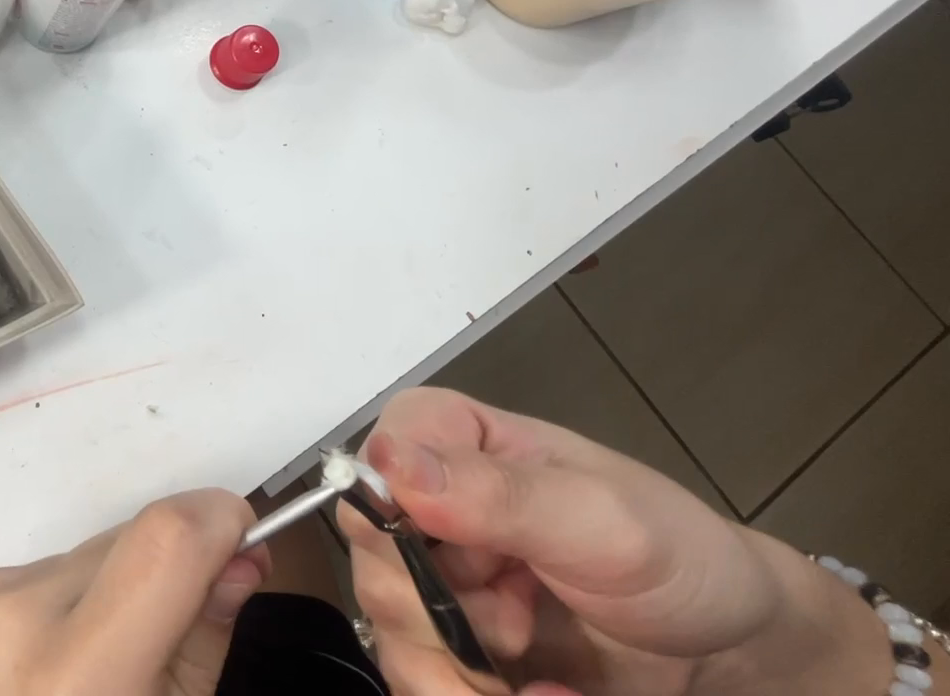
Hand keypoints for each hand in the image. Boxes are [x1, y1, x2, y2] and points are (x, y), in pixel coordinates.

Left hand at [0, 488, 270, 695]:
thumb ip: (203, 641)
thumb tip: (239, 557)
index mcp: (78, 672)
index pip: (163, 540)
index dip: (218, 518)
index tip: (246, 538)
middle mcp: (22, 613)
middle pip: (131, 539)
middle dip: (177, 564)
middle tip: (190, 620)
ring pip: (94, 551)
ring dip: (124, 584)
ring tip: (112, 658)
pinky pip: (53, 568)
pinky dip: (80, 596)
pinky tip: (68, 653)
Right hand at [342, 388, 891, 695]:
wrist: (738, 658)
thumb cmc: (680, 562)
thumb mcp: (604, 523)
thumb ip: (498, 492)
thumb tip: (386, 460)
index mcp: (448, 438)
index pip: (374, 457)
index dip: (401, 513)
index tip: (474, 560)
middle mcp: (419, 498)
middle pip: (371, 550)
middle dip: (444, 607)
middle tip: (519, 621)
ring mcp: (427, 571)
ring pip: (387, 622)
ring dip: (462, 666)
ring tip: (534, 670)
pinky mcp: (440, 638)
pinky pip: (411, 674)